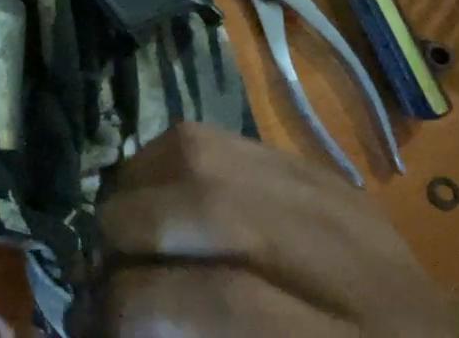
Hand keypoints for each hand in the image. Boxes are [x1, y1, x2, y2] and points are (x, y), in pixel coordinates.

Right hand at [71, 123, 448, 337]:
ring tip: (123, 228)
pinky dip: (168, 163)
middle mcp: (363, 267)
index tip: (96, 322)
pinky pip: (223, 139)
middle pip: (212, 204)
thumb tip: (97, 314)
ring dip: (140, 185)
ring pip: (208, 152)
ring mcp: (345, 206)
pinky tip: (159, 198)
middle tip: (102, 266)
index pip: (227, 302)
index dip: (136, 306)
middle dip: (130, 231)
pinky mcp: (324, 176)